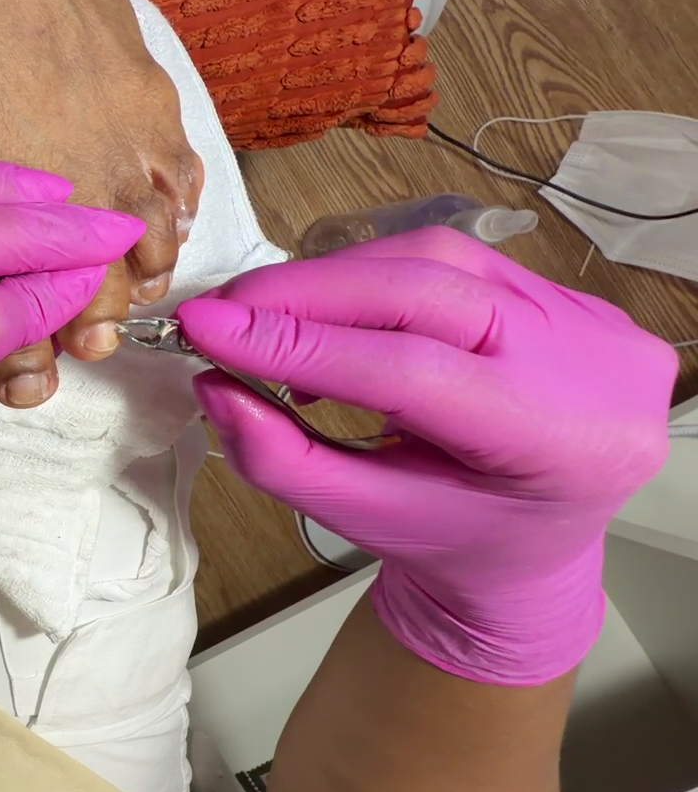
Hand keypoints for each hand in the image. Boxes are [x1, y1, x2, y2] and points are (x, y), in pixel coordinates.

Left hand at [0, 0, 203, 422]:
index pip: (12, 322)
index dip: (7, 363)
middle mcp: (66, 195)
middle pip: (86, 304)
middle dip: (67, 344)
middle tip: (53, 362)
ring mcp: (120, 147)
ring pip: (142, 256)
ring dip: (123, 294)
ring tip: (102, 315)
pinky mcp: (151, 100)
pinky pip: (180, 187)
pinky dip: (168, 225)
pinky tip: (151, 244)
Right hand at [178, 228, 676, 684]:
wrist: (525, 532)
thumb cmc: (441, 533)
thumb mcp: (350, 514)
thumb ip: (275, 456)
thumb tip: (211, 385)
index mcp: (557, 442)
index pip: (403, 369)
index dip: (289, 343)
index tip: (199, 327)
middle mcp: (592, 364)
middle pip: (421, 290)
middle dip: (298, 294)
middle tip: (214, 310)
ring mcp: (587, 317)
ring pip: (430, 257)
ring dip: (324, 278)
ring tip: (256, 313)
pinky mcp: (558, 293)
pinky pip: (441, 258)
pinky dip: (358, 276)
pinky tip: (316, 311)